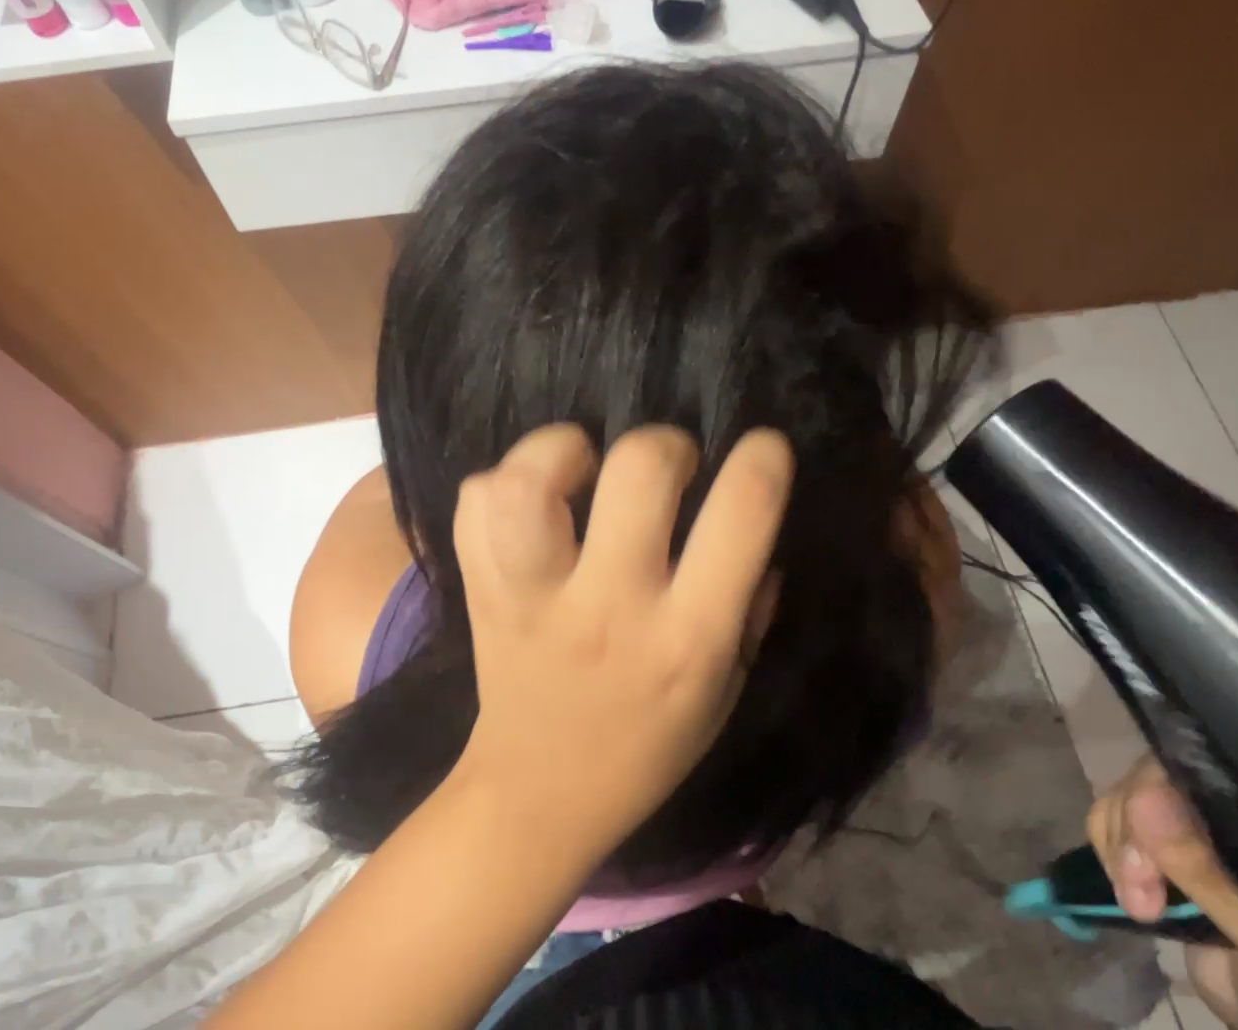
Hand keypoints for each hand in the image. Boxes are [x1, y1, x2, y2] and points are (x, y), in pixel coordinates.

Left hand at [450, 423, 791, 860]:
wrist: (540, 793)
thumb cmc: (649, 742)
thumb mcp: (726, 688)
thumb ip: (750, 607)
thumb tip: (756, 521)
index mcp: (687, 637)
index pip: (740, 517)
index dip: (763, 460)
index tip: (761, 449)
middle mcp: (608, 607)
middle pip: (637, 472)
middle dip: (664, 444)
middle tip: (665, 467)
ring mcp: (532, 597)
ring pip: (529, 482)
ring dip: (563, 449)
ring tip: (582, 464)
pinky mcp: (480, 591)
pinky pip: (474, 506)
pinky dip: (501, 483)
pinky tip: (532, 502)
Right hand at [1090, 758, 1237, 1029]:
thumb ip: (1209, 874)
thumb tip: (1143, 798)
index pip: (1190, 769)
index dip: (1150, 799)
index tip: (1146, 865)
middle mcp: (1225, 814)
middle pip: (1146, 783)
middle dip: (1129, 838)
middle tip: (1142, 902)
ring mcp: (1192, 836)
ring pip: (1124, 807)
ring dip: (1117, 854)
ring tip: (1141, 910)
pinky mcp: (1166, 860)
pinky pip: (1118, 836)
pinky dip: (1112, 863)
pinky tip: (1132, 902)